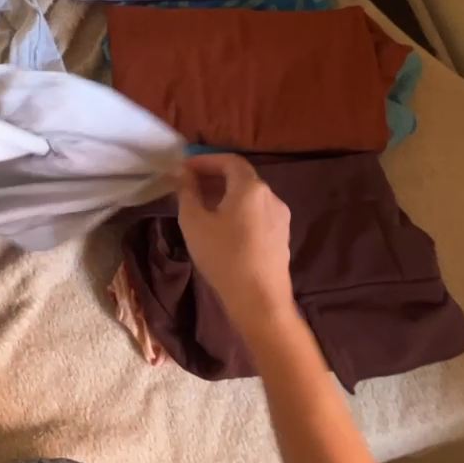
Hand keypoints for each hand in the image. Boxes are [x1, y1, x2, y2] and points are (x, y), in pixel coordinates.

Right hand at [177, 153, 297, 343]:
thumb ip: (187, 190)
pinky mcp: (281, 238)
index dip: (204, 160)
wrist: (260, 302)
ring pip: (249, 196)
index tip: (183, 169)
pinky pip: (257, 213)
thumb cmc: (223, 256)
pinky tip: (222, 226)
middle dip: (213, 177)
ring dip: (225, 194)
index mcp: (251, 188)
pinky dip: (238, 210)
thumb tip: (182, 171)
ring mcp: (280, 218)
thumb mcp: (194, 220)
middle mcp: (271, 197)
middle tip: (188, 186)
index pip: (229, 160)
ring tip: (202, 206)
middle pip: (240, 177)